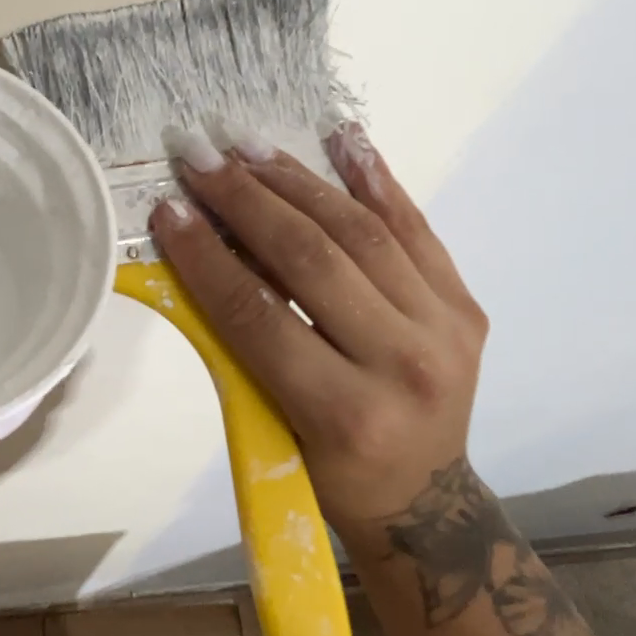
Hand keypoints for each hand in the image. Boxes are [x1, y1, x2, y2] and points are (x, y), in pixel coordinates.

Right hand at [150, 124, 487, 530]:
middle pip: (313, 261)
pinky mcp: (466, 305)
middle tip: (201, 158)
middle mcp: (404, 365)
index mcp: (342, 411)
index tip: (169, 209)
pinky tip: (343, 138)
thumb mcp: (271, 422)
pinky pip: (416, 229)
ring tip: (249, 147)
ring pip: (362, 234)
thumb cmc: (324, 472)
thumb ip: (240, 344)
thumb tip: (201, 253)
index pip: (259, 314)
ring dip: (298, 182)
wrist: (423, 497)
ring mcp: (446, 329)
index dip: (207, 258)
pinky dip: (377, 180)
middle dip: (247, 202)